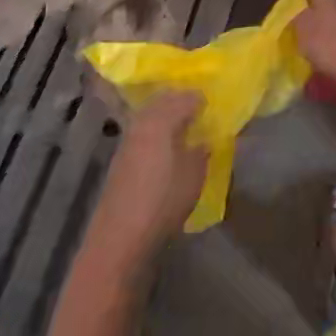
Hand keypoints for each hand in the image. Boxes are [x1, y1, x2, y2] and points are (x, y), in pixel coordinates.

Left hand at [97, 91, 207, 249]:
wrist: (120, 238)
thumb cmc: (163, 200)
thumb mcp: (194, 174)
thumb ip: (202, 150)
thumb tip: (204, 138)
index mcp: (161, 120)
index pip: (185, 98)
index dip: (201, 99)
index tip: (214, 105)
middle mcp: (141, 123)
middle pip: (163, 101)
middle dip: (181, 101)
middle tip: (200, 110)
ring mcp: (128, 140)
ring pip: (150, 115)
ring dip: (167, 115)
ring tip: (186, 126)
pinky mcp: (121, 159)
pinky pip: (143, 131)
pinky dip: (157, 131)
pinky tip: (167, 145)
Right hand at [271, 0, 335, 90]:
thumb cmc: (331, 46)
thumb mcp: (303, 30)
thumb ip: (295, 17)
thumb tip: (297, 14)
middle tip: (282, 4)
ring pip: (324, 2)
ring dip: (308, 9)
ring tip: (294, 24)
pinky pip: (331, 17)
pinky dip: (318, 22)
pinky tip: (312, 39)